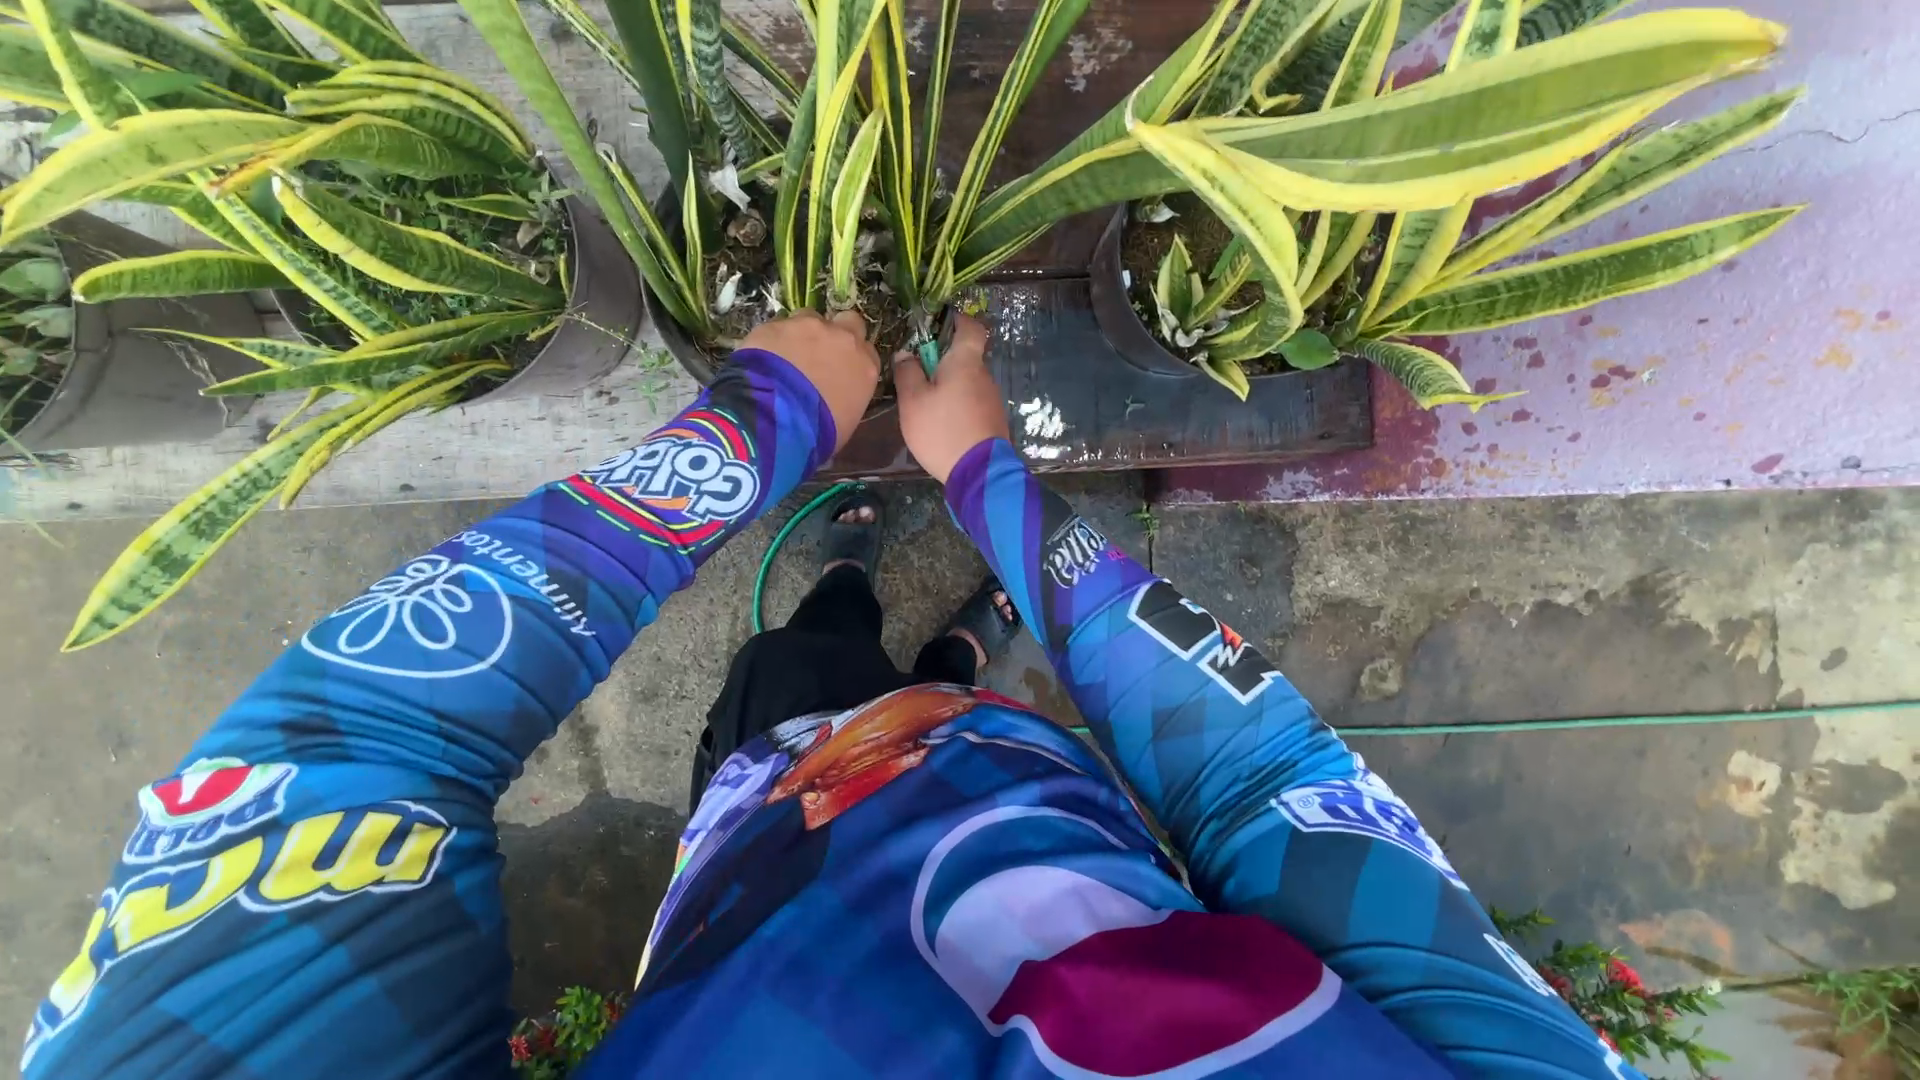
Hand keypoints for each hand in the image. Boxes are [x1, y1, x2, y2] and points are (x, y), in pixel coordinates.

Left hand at [740, 310, 880, 451]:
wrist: (775, 418)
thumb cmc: (818, 432)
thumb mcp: (846, 422)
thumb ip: (847, 398)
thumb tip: (836, 397)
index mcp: (865, 367)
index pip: (867, 352)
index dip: (853, 358)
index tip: (841, 370)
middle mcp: (843, 339)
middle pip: (848, 322)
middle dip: (836, 333)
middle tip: (819, 353)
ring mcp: (809, 326)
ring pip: (810, 318)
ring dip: (803, 333)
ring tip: (786, 356)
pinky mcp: (776, 324)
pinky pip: (778, 327)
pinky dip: (773, 340)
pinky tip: (762, 360)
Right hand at [892, 314, 1009, 483]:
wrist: (979, 474)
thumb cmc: (942, 430)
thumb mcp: (913, 401)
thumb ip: (907, 373)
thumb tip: (906, 354)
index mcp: (966, 362)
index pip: (970, 327)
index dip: (955, 321)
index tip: (934, 327)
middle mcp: (984, 375)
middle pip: (964, 357)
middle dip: (941, 361)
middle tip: (914, 376)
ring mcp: (991, 399)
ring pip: (966, 382)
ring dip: (947, 387)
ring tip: (924, 406)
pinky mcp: (992, 421)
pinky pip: (971, 402)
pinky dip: (956, 406)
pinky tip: (940, 424)